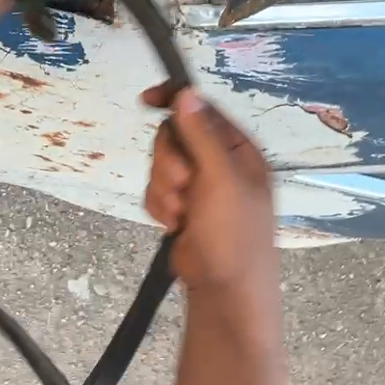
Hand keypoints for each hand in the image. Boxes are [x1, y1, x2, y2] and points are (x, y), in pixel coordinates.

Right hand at [141, 86, 277, 301]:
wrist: (226, 292)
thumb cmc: (234, 234)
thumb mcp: (221, 179)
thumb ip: (201, 135)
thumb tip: (187, 93)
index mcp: (238, 150)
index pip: (202, 111)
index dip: (174, 102)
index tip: (146, 100)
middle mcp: (219, 163)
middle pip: (173, 138)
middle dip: (169, 163)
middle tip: (183, 185)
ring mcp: (199, 186)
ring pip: (160, 165)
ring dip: (164, 190)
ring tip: (181, 214)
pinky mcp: (181, 207)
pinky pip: (156, 190)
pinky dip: (159, 207)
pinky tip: (174, 225)